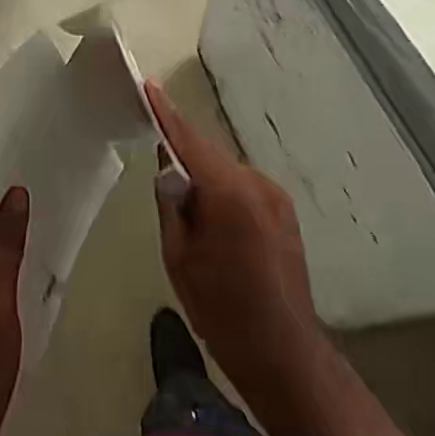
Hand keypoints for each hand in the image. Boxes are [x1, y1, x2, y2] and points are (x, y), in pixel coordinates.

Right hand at [148, 81, 319, 384]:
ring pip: (227, 172)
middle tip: (161, 176)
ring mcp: (276, 197)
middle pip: (210, 155)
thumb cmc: (220, 308)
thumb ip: (172, 204)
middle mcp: (257, 184)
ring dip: (206, 180)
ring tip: (191, 218)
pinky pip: (244, 188)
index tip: (149, 86)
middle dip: (184, 156)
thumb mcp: (179, 257)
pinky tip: (217, 226)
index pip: (189, 141)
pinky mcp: (285, 212)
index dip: (166, 113)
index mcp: (228, 193)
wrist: (282, 349)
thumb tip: (168, 168)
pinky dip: (224, 193)